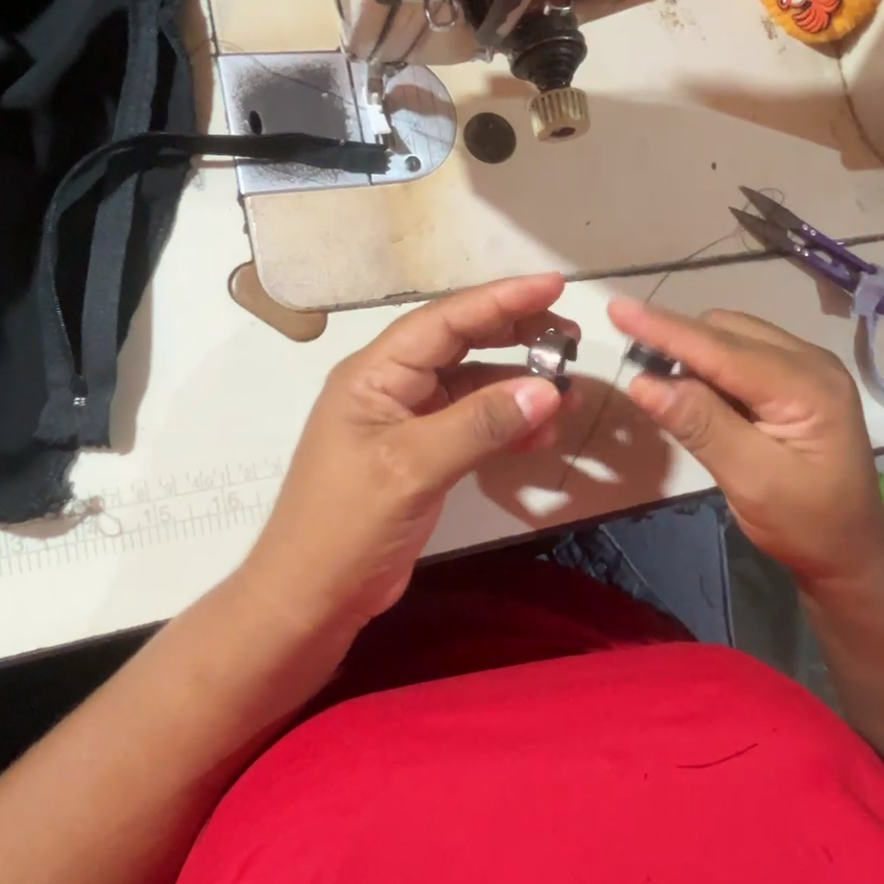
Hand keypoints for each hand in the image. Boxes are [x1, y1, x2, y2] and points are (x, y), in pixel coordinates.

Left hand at [244, 274, 577, 629]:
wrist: (313, 597)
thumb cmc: (346, 525)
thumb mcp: (412, 467)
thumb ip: (480, 424)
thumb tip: (548, 389)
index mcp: (375, 373)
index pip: (445, 320)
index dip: (501, 300)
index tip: (554, 286)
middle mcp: (392, 388)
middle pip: (462, 344)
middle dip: (516, 337)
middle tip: (571, 339)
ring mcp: (409, 423)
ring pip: (474, 388)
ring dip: (519, 389)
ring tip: (569, 394)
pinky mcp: (424, 457)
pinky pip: (474, 427)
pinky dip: (508, 428)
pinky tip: (542, 436)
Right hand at [607, 299, 883, 583]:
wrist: (850, 548)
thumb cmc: (805, 523)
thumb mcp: (751, 481)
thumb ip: (700, 426)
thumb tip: (642, 383)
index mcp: (807, 386)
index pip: (722, 349)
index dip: (665, 330)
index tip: (617, 309)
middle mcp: (810, 362)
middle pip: (727, 331)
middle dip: (676, 340)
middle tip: (634, 366)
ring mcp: (807, 368)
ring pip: (732, 337)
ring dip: (692, 353)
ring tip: (662, 385)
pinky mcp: (797, 380)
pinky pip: (742, 354)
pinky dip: (710, 367)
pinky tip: (695, 394)